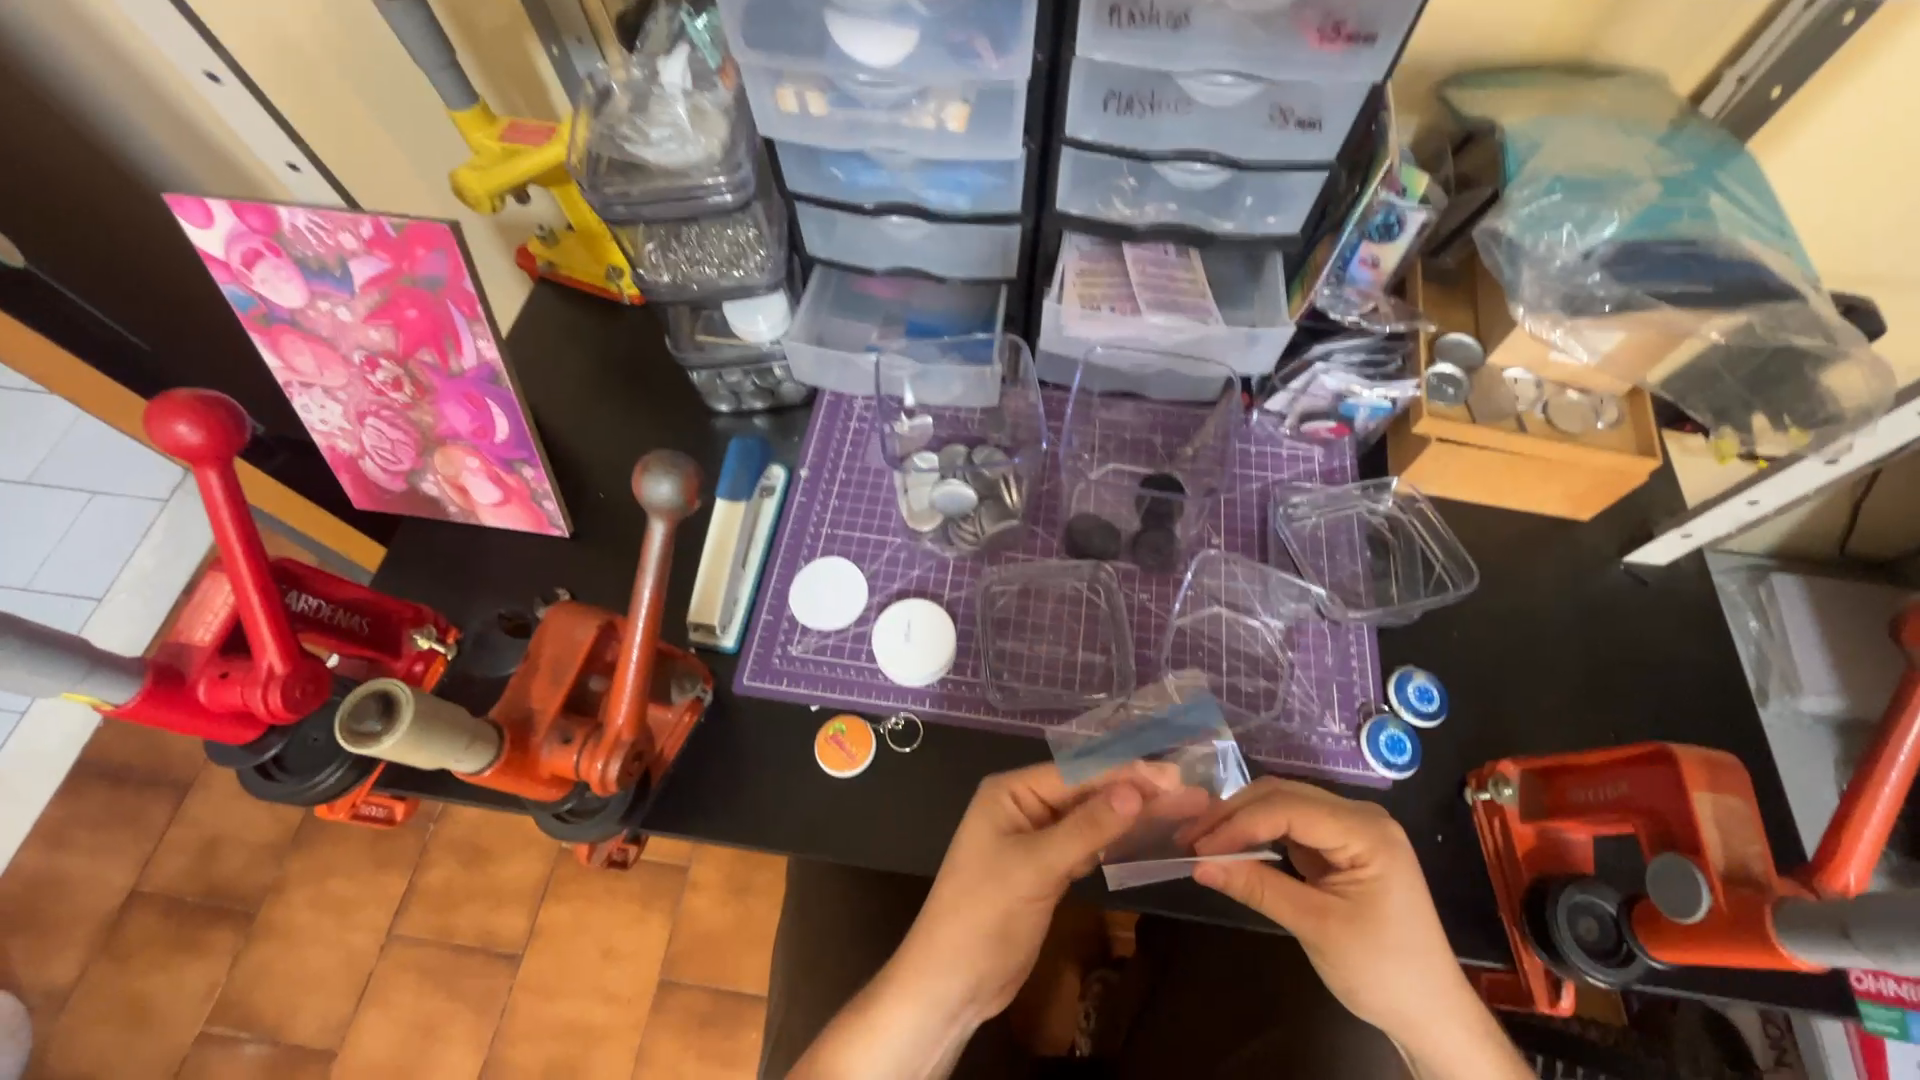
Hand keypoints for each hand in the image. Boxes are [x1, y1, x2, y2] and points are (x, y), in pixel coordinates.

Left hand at [892, 762, 1159, 1021]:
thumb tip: (1135, 791)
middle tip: (1190, 792)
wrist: (954, 981)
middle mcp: (1023, 807)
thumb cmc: (984, 913)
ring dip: (1130, 818)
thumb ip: (1086, 828)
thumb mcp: (1036, 867)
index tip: (1175, 774)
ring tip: (1180, 811)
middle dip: (1135, 793)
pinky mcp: (1046, 871)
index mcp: (1010, 792)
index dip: (1126, 773)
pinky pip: (1086, 847)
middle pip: (1086, 793)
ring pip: (1090, 820)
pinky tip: (1146, 839)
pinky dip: (1114, 844)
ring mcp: (1035, 840)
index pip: (1077, 773)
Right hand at [1184, 778, 1478, 1041]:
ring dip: (1243, 821)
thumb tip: (1198, 864)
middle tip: (1188, 838)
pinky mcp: (1343, 849)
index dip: (1236, 824)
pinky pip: (1293, 828)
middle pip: (1283, 796)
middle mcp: (1361, 818)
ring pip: (1284, 806)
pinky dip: (1260, 835)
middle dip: (1233, 815)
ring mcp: (1353, 831)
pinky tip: (1234, 848)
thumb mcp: (1315, 927)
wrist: (1431, 1013)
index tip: (1195, 847)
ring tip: (1203, 841)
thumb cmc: (1381, 971)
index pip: (1286, 808)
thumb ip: (1257, 887)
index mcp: (1366, 831)